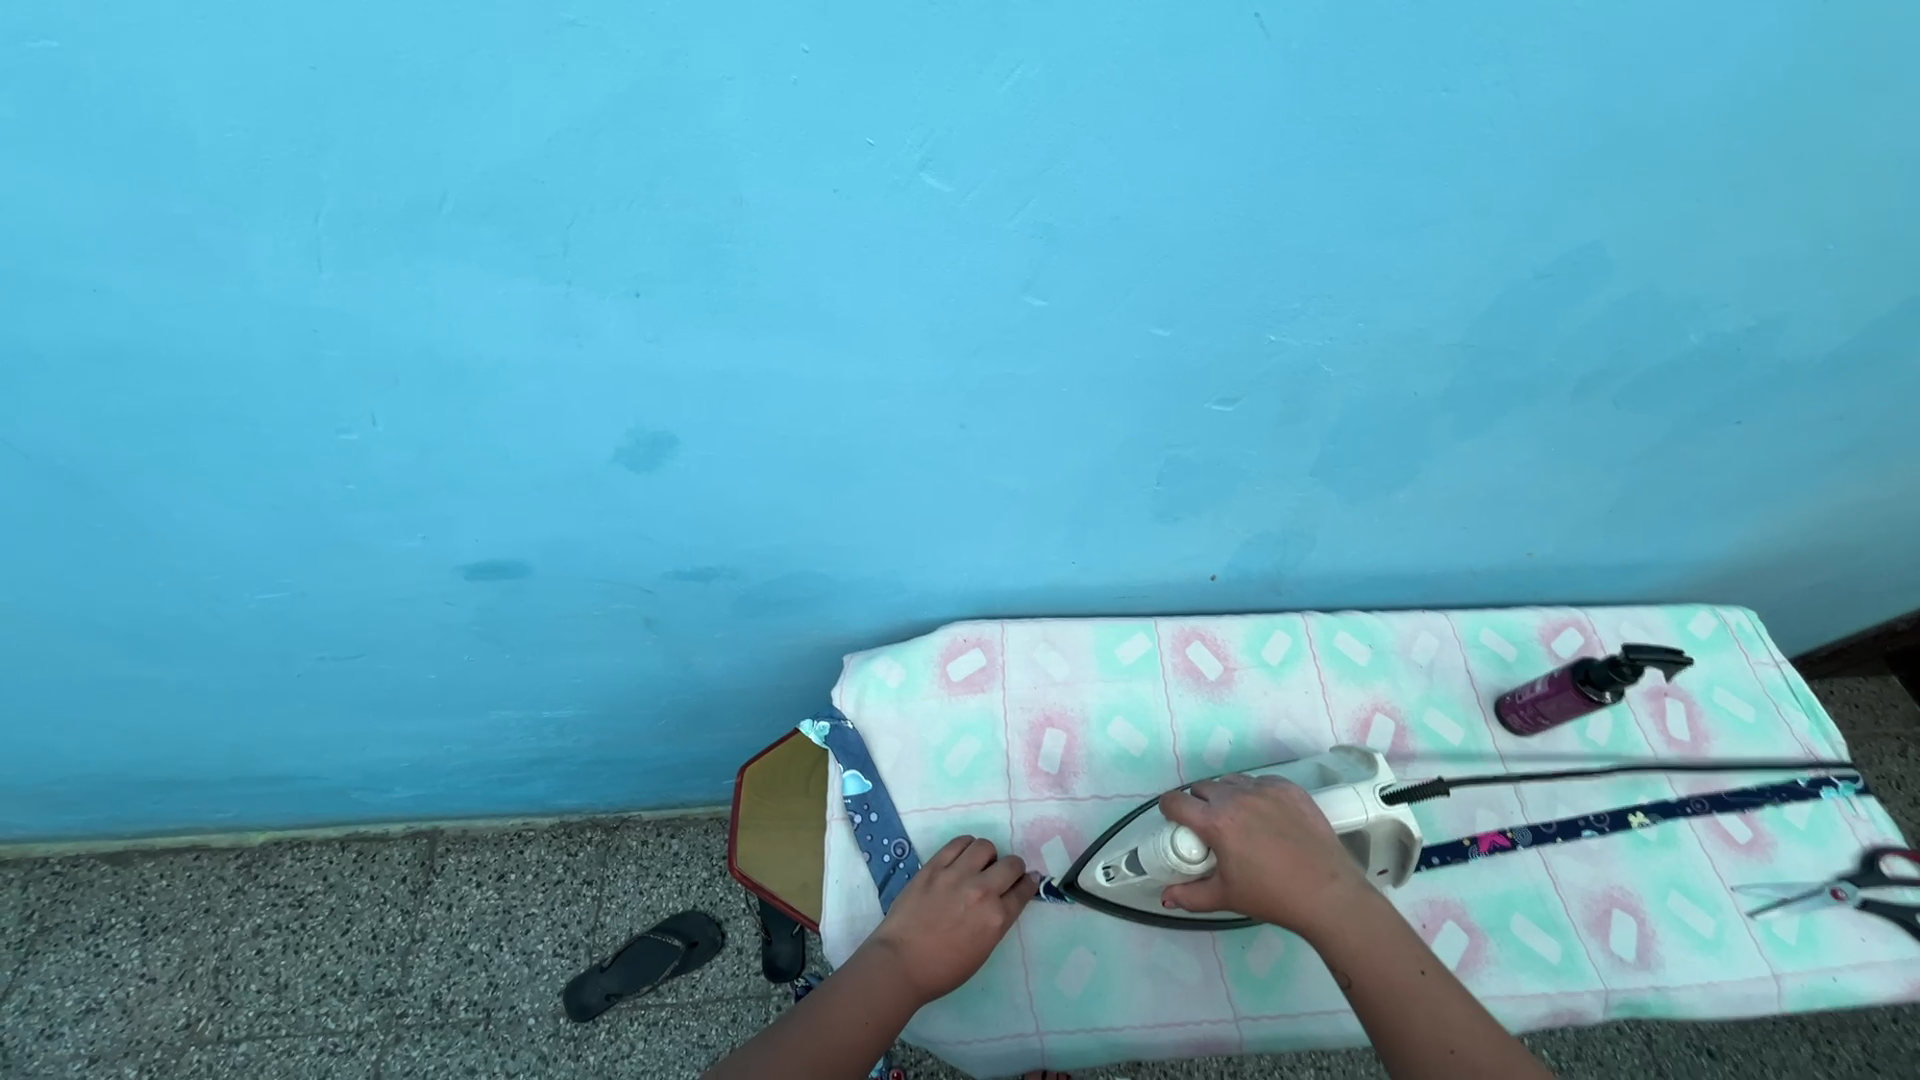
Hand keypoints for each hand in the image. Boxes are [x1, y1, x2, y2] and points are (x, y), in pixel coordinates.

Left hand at [860, 835, 1036, 1004]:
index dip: (1028, 883)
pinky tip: (962, 855)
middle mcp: (981, 891)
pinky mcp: (934, 866)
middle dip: (1013, 868)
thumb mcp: (982, 950)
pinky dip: (965, 846)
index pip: (1023, 890)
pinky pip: (958, 843)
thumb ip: (996, 921)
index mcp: (996, 918)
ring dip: (988, 855)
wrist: (900, 962)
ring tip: (979, 864)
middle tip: (1004, 873)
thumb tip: (1005, 900)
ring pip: (985, 846)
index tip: (1028, 879)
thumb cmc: (943, 968)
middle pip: (1011, 864)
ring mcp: (956, 875)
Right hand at [1157, 773, 1371, 935]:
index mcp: (1216, 822)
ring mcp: (1265, 789)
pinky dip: (1256, 793)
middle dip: (1198, 802)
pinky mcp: (1289, 789)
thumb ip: (1189, 895)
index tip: (1174, 820)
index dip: (1169, 810)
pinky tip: (1265, 813)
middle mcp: (1236, 797)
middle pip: (1202, 788)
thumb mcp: (1226, 897)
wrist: (1329, 895)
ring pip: (1231, 781)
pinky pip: (1261, 781)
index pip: (1176, 801)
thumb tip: (1165, 896)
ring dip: (1226, 795)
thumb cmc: (1272, 896)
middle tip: (1208, 825)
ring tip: (1237, 818)